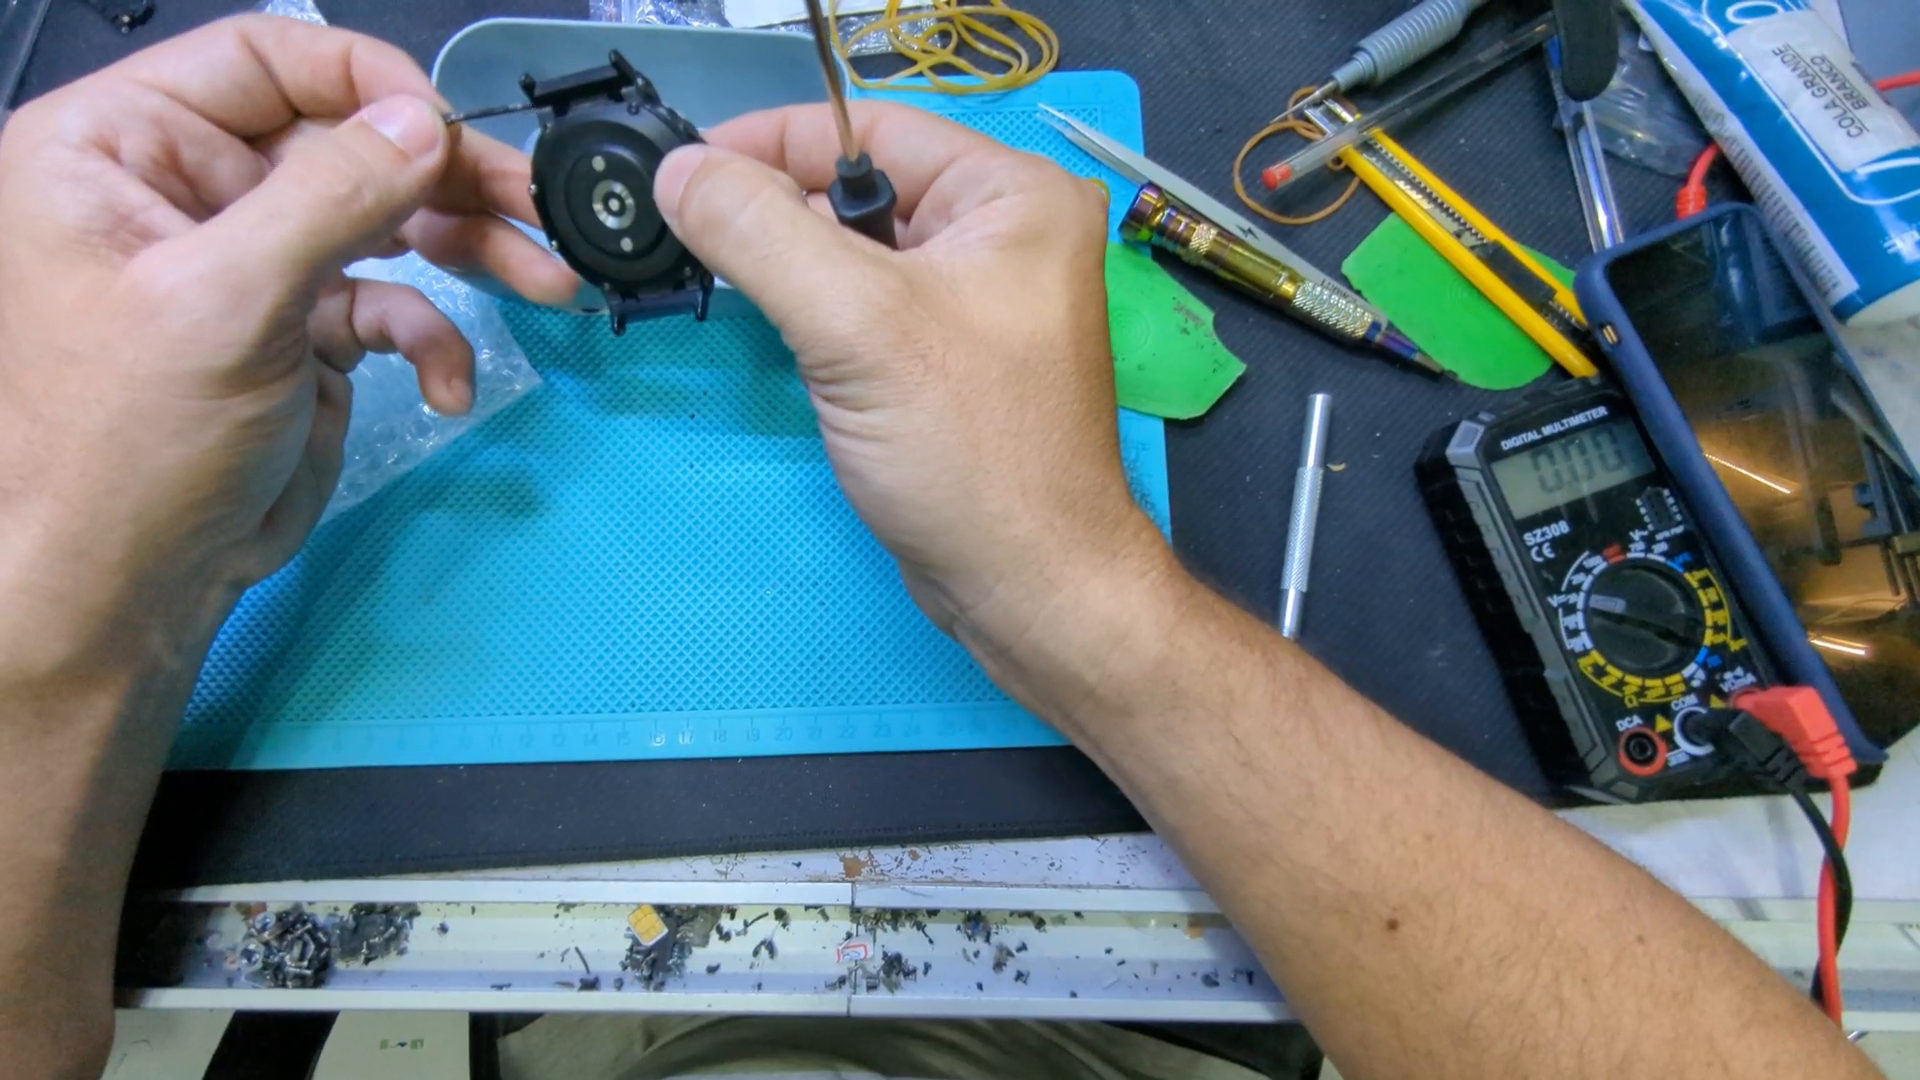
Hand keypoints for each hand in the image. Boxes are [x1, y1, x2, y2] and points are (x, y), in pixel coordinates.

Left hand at [0, 16, 576, 681]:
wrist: (152, 560)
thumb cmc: (143, 428)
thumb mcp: (232, 300)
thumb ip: (331, 199)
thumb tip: (426, 125)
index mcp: (139, 146)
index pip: (272, 65)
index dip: (372, 88)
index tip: (454, 140)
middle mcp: (211, 193)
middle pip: (361, 154)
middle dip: (459, 188)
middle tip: (545, 216)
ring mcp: (274, 265)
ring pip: (399, 231)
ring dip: (478, 262)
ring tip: (550, 289)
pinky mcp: (322, 331)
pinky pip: (402, 314)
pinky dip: (436, 349)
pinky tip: (443, 392)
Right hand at [656, 104, 1172, 674]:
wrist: (1025, 582)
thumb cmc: (968, 453)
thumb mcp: (859, 327)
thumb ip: (761, 234)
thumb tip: (680, 171)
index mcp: (1016, 198)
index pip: (872, 128)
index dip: (771, 142)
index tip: (685, 170)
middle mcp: (1010, 240)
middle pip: (865, 194)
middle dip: (785, 220)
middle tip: (706, 248)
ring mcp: (985, 306)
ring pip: (863, 261)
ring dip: (802, 280)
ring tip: (756, 305)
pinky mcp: (957, 364)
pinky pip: (875, 317)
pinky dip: (827, 325)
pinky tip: (807, 354)